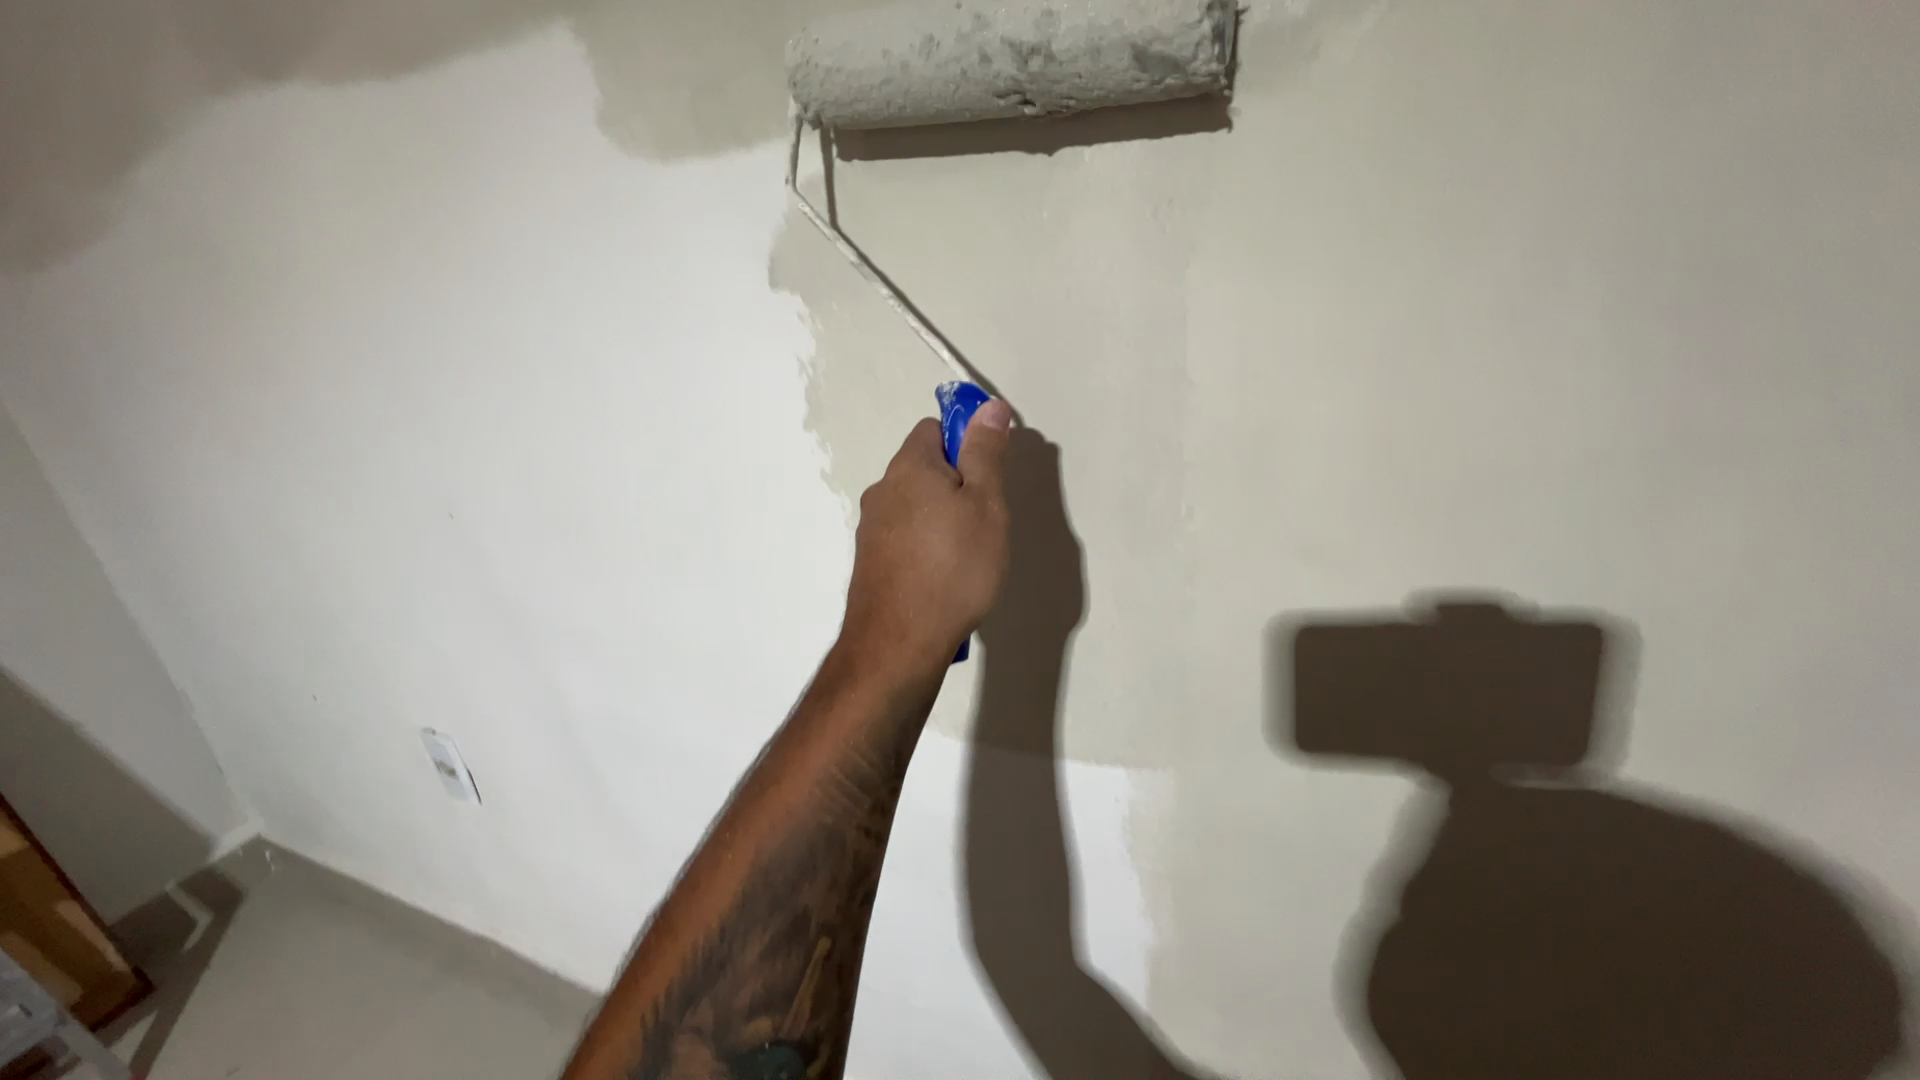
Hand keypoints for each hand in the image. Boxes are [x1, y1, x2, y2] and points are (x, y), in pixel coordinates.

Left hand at [840, 400, 1013, 673]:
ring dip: (941, 521)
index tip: (989, 475)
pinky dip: (925, 549)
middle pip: (923, 469)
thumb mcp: (985, 504)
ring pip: (914, 508)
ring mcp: (871, 530)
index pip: (934, 429)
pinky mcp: (870, 564)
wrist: (900, 641)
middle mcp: (882, 491)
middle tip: (985, 521)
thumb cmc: (954, 566)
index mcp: (909, 467)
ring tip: (968, 557)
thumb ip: (986, 453)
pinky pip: (905, 540)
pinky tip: (944, 580)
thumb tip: (989, 406)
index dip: (965, 443)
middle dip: (956, 486)